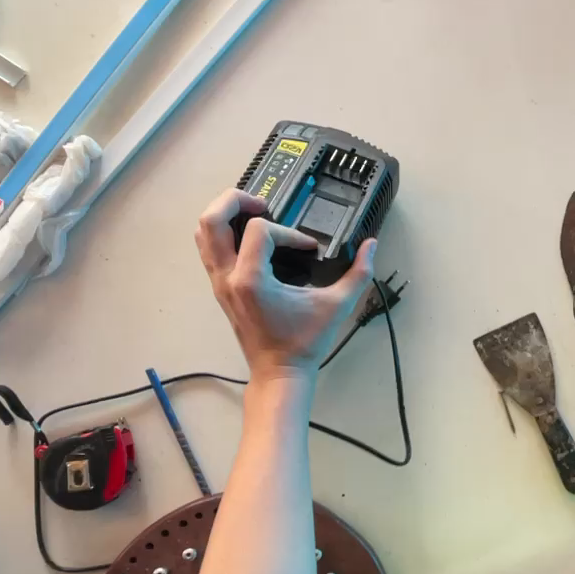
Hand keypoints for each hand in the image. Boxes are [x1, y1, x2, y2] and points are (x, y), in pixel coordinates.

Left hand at [195, 189, 375, 382]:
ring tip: (252, 214)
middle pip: (212, 220)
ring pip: (203, 232)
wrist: (279, 371)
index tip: (309, 249)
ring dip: (224, 215)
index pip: (260, 231)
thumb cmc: (305, 341)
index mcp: (252, 279)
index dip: (289, 232)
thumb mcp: (337, 306)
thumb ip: (358, 273)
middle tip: (264, 204)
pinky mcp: (219, 288)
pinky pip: (208, 249)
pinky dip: (222, 234)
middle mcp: (227, 277)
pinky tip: (249, 238)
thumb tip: (372, 245)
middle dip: (236, 202)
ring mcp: (218, 282)